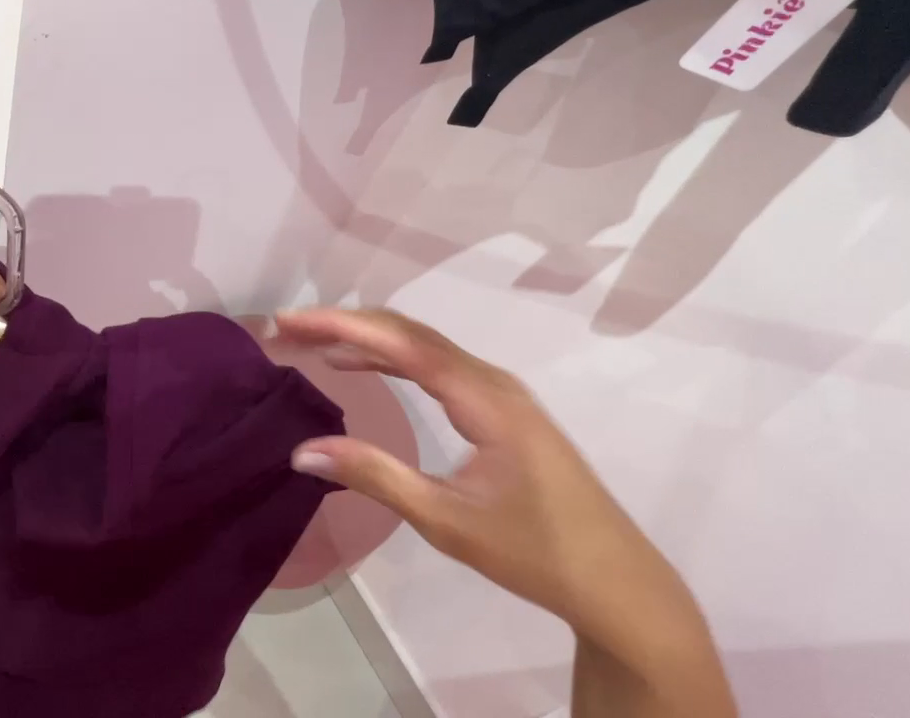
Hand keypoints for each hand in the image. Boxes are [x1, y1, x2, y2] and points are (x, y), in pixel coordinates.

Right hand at [279, 309, 710, 661]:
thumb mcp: (446, 520)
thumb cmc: (536, 554)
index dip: (341, 325)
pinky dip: (390, 358)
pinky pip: (436, 365)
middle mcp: (494, 383)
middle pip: (409, 332)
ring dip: (365, 337)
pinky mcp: (502, 409)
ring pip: (422, 345)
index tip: (289, 322)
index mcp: (487, 401)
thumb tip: (301, 451)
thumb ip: (375, 476)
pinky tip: (359, 366)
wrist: (621, 587)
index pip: (402, 344)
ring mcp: (501, 394)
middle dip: (344, 323)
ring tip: (311, 342)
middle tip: (288, 329)